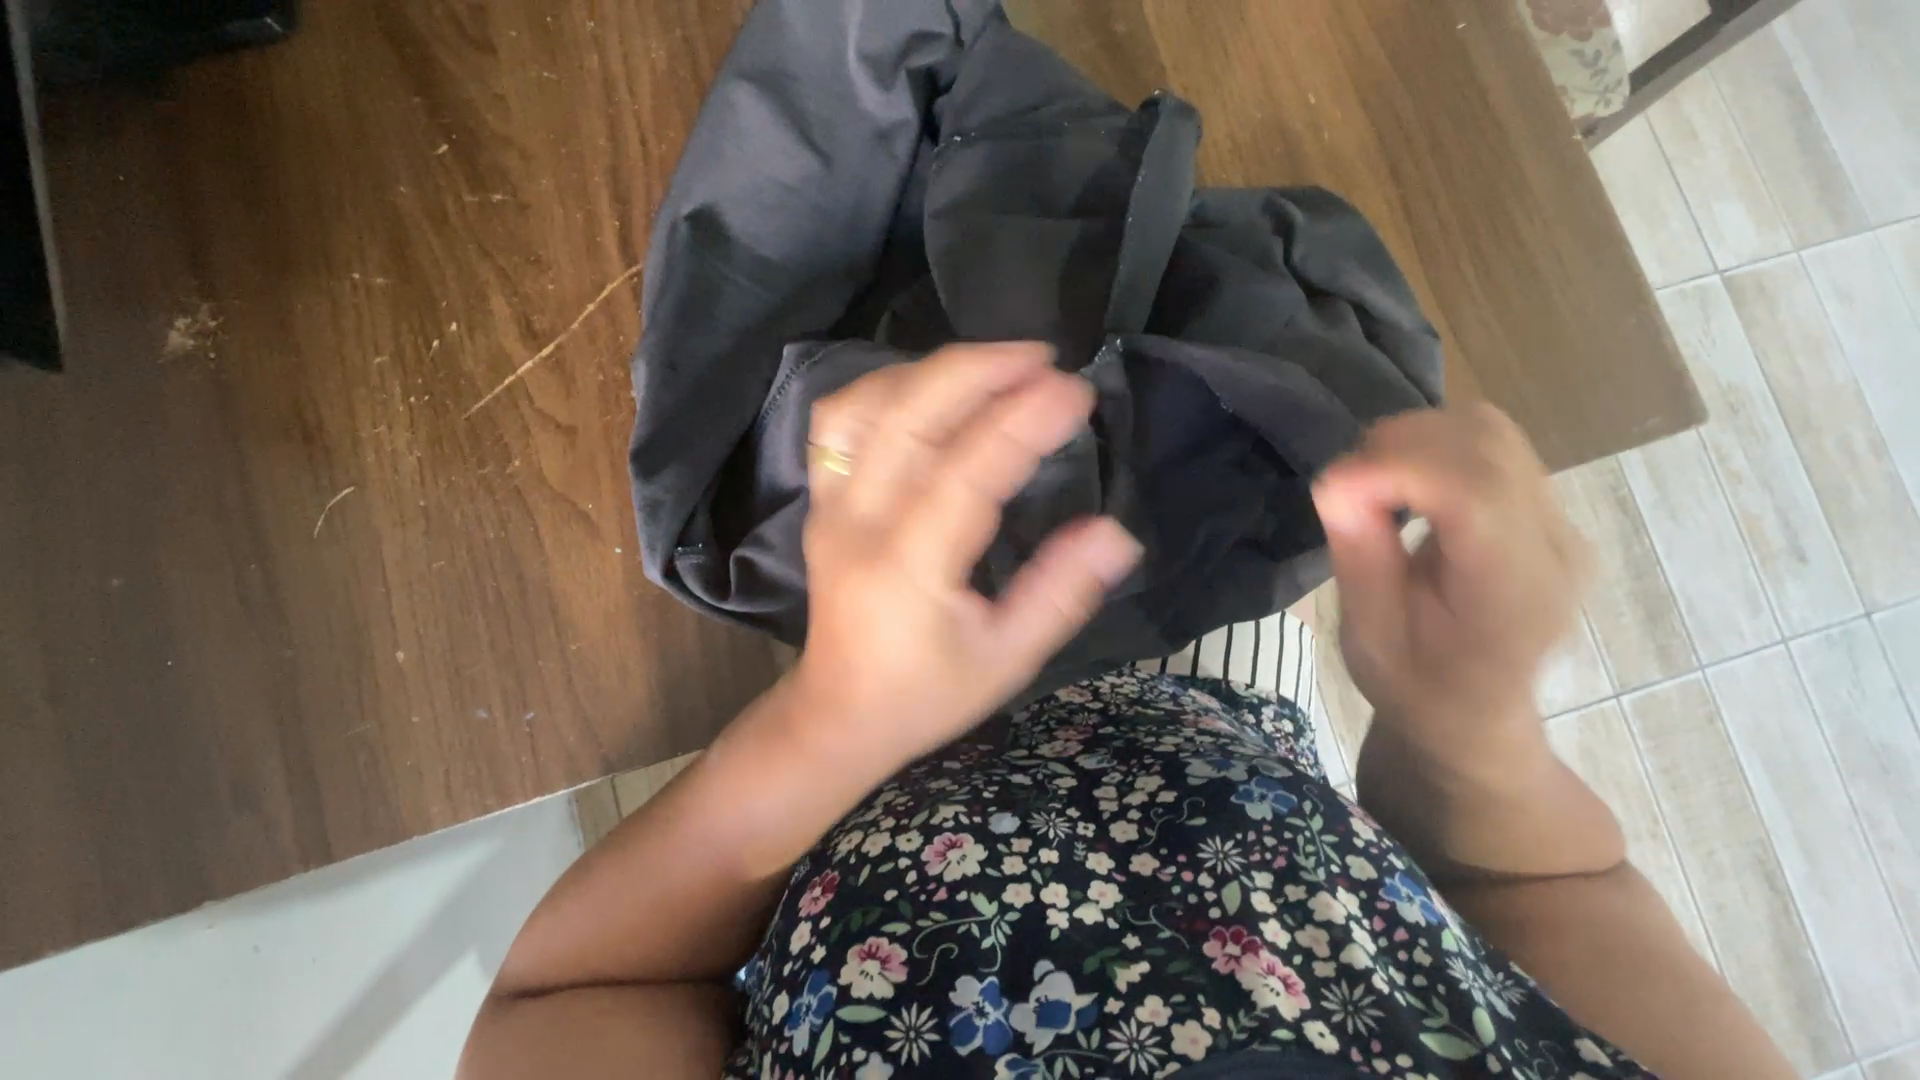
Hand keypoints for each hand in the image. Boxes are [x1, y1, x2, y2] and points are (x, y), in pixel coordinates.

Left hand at [783, 342, 1141, 767]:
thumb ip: (1061, 593)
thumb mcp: (1007, 658)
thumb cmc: (926, 694)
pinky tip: (929, 388)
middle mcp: (860, 524)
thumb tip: (1116, 534)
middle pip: (907, 419)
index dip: (1020, 423)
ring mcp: (830, 508)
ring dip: (931, 372)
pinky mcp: (820, 503)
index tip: (1073, 390)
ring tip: (993, 367)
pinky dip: (885, 389)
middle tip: (1040, 358)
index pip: (965, 473)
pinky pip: (839, 424)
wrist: (838, 716)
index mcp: (910, 567)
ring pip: (866, 408)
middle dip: (976, 372)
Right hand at [1311, 405, 1589, 737]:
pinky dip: (1434, 447)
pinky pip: (1492, 446)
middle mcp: (1554, 546)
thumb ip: (1360, 553)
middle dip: (1400, 445)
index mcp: (1513, 594)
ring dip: (1417, 440)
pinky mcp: (1546, 509)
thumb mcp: (1369, 634)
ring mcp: (1560, 522)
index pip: (1474, 492)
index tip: (1333, 485)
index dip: (1395, 467)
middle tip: (1347, 485)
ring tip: (1373, 481)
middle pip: (1486, 445)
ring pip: (1490, 432)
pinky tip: (1405, 484)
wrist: (1472, 711)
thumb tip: (1337, 479)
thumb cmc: (1414, 683)